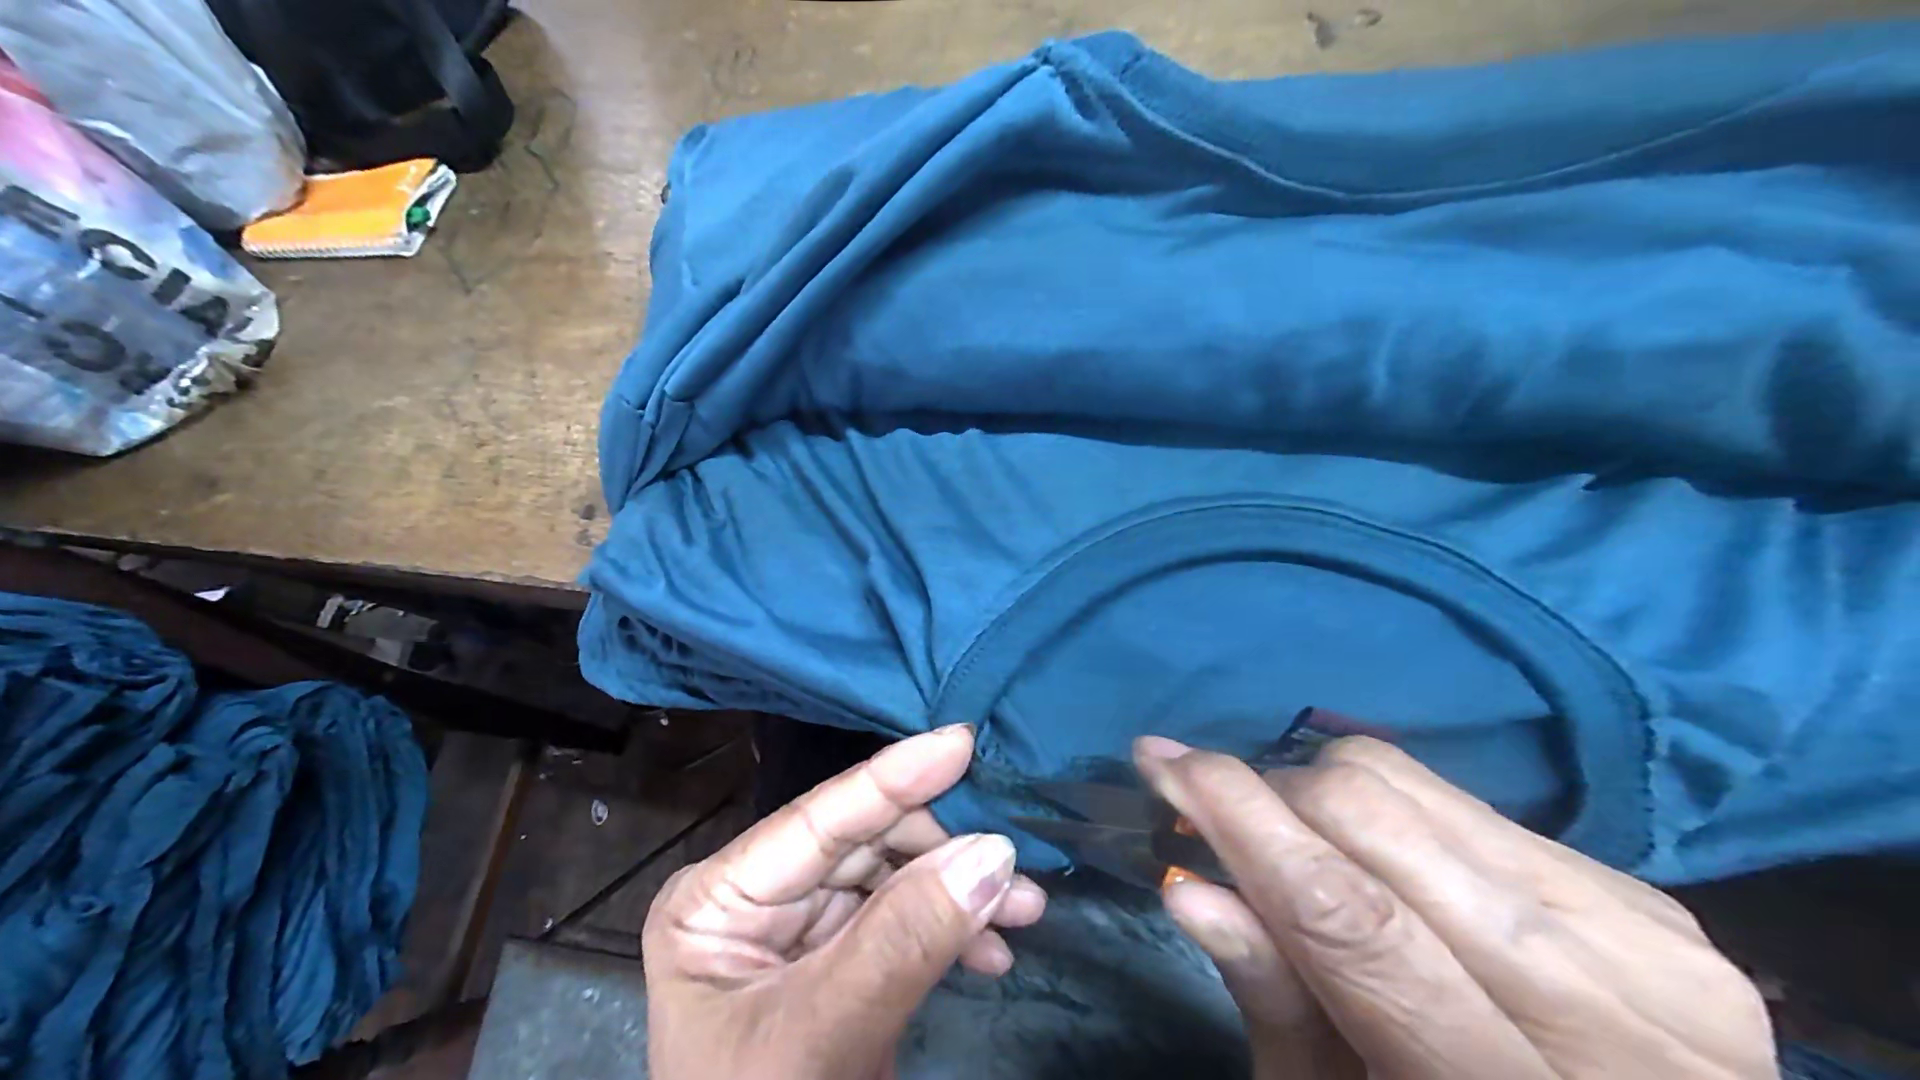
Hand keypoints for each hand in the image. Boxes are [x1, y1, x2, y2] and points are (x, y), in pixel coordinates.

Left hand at [642, 724, 1047, 1079]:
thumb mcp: (821, 1034)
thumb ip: (903, 939)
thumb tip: (991, 851)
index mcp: (718, 898)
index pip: (819, 818)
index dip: (896, 776)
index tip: (964, 739)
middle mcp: (758, 897)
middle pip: (865, 842)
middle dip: (943, 848)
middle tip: (1015, 851)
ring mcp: (800, 929)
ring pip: (893, 877)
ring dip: (959, 889)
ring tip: (1025, 906)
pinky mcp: (838, 961)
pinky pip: (902, 921)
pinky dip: (950, 931)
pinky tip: (993, 952)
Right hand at [1136, 735, 1774, 1078]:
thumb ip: (1273, 996)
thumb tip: (1186, 887)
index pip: (1350, 920)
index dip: (1243, 824)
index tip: (1158, 758)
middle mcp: (1607, 1010)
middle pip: (1378, 822)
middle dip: (1269, 794)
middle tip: (1216, 809)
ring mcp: (1641, 941)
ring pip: (1414, 786)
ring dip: (1318, 793)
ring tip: (1296, 835)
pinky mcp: (1647, 898)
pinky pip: (1461, 798)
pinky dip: (1386, 811)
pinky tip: (1383, 859)